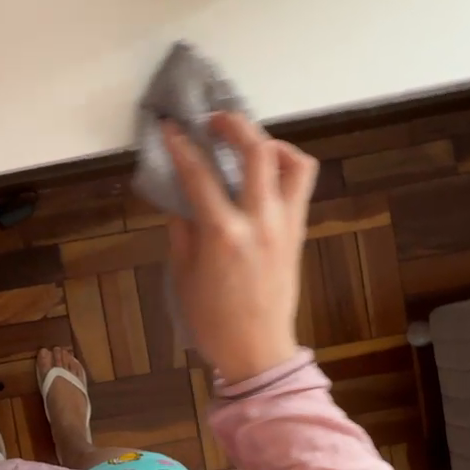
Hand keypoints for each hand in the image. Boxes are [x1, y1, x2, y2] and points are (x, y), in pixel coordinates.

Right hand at [163, 113, 318, 383]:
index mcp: (223, 234)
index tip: (170, 129)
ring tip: (248, 143)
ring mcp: (285, 224)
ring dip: (269, 141)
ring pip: (292, 161)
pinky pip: (299, 184)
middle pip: (256, 152)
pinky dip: (284, 165)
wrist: (256, 348)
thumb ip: (182, 229)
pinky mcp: (298, 231)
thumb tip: (179, 195)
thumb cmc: (211, 319)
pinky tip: (263, 172)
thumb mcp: (182, 274)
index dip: (182, 146)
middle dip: (233, 125)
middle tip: (212, 121)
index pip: (199, 175)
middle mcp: (259, 221)